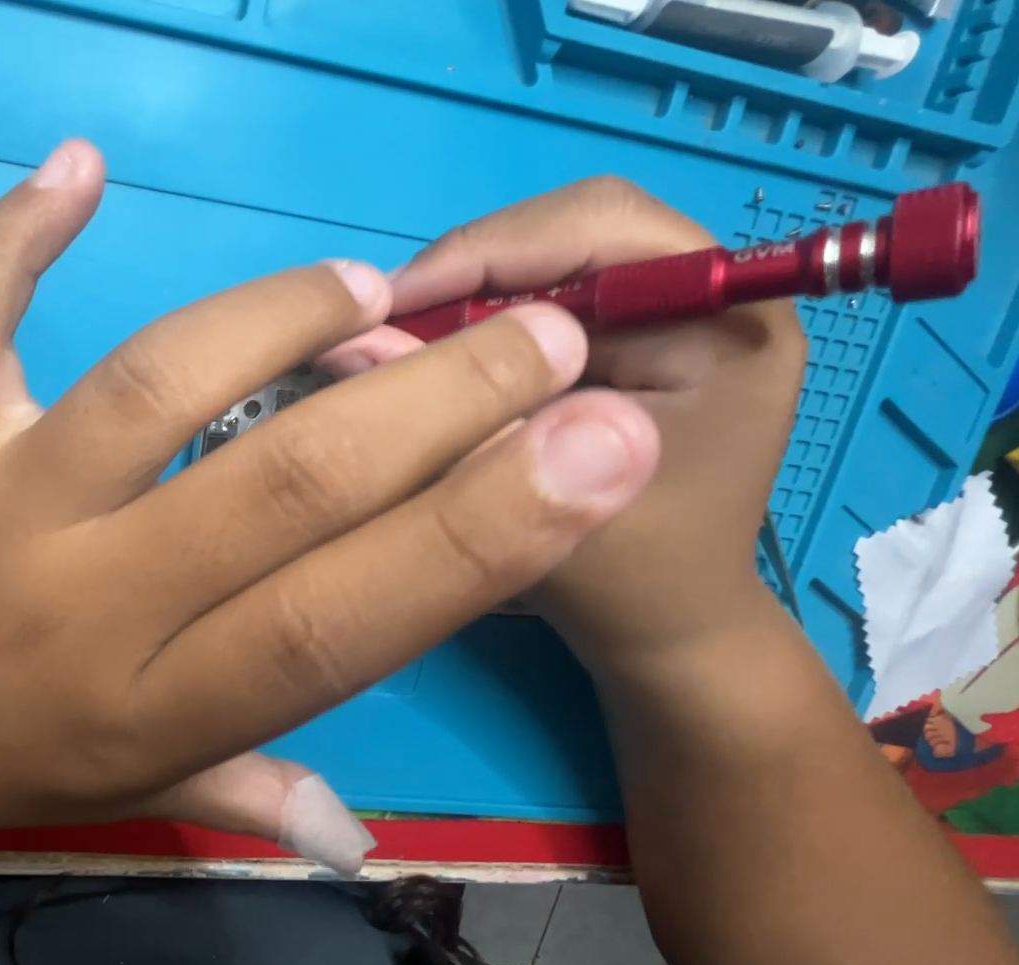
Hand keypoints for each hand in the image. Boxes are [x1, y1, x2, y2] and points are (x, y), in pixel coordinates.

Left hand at [0, 142, 658, 871]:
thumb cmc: (14, 762)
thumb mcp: (143, 800)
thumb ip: (258, 795)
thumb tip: (369, 841)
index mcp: (158, 704)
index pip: (338, 624)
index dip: (480, 537)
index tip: (600, 448)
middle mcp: (88, 601)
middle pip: (276, 491)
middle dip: (429, 406)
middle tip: (540, 334)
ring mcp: (5, 507)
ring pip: (150, 393)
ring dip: (271, 324)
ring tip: (367, 293)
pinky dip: (12, 244)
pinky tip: (78, 166)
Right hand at [383, 177, 807, 663]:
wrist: (666, 628)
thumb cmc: (625, 582)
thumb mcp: (528, 506)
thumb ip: (448, 423)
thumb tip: (343, 342)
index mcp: (729, 320)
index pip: (600, 229)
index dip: (483, 253)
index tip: (384, 306)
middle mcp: (706, 296)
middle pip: (568, 234)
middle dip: (465, 273)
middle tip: (381, 325)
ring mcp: (664, 317)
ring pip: (543, 264)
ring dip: (460, 298)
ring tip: (393, 343)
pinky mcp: (623, 343)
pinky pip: (535, 305)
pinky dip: (472, 326)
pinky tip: (427, 362)